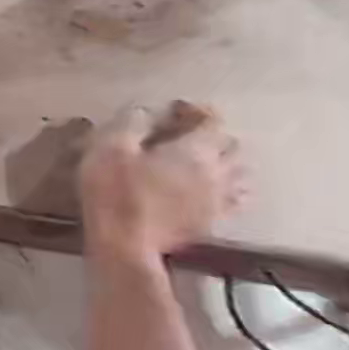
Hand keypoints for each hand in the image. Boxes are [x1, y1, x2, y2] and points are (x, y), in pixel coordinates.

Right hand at [78, 101, 245, 257]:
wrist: (126, 242)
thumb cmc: (113, 190)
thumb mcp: (108, 149)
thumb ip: (129, 125)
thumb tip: (143, 110)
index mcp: (194, 151)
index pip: (211, 121)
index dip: (196, 111)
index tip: (176, 108)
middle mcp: (217, 171)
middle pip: (231, 146)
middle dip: (212, 135)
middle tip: (185, 135)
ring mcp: (219, 198)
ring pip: (240, 172)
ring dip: (225, 161)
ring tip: (202, 161)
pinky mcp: (213, 219)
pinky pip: (235, 198)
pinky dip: (227, 188)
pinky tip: (210, 190)